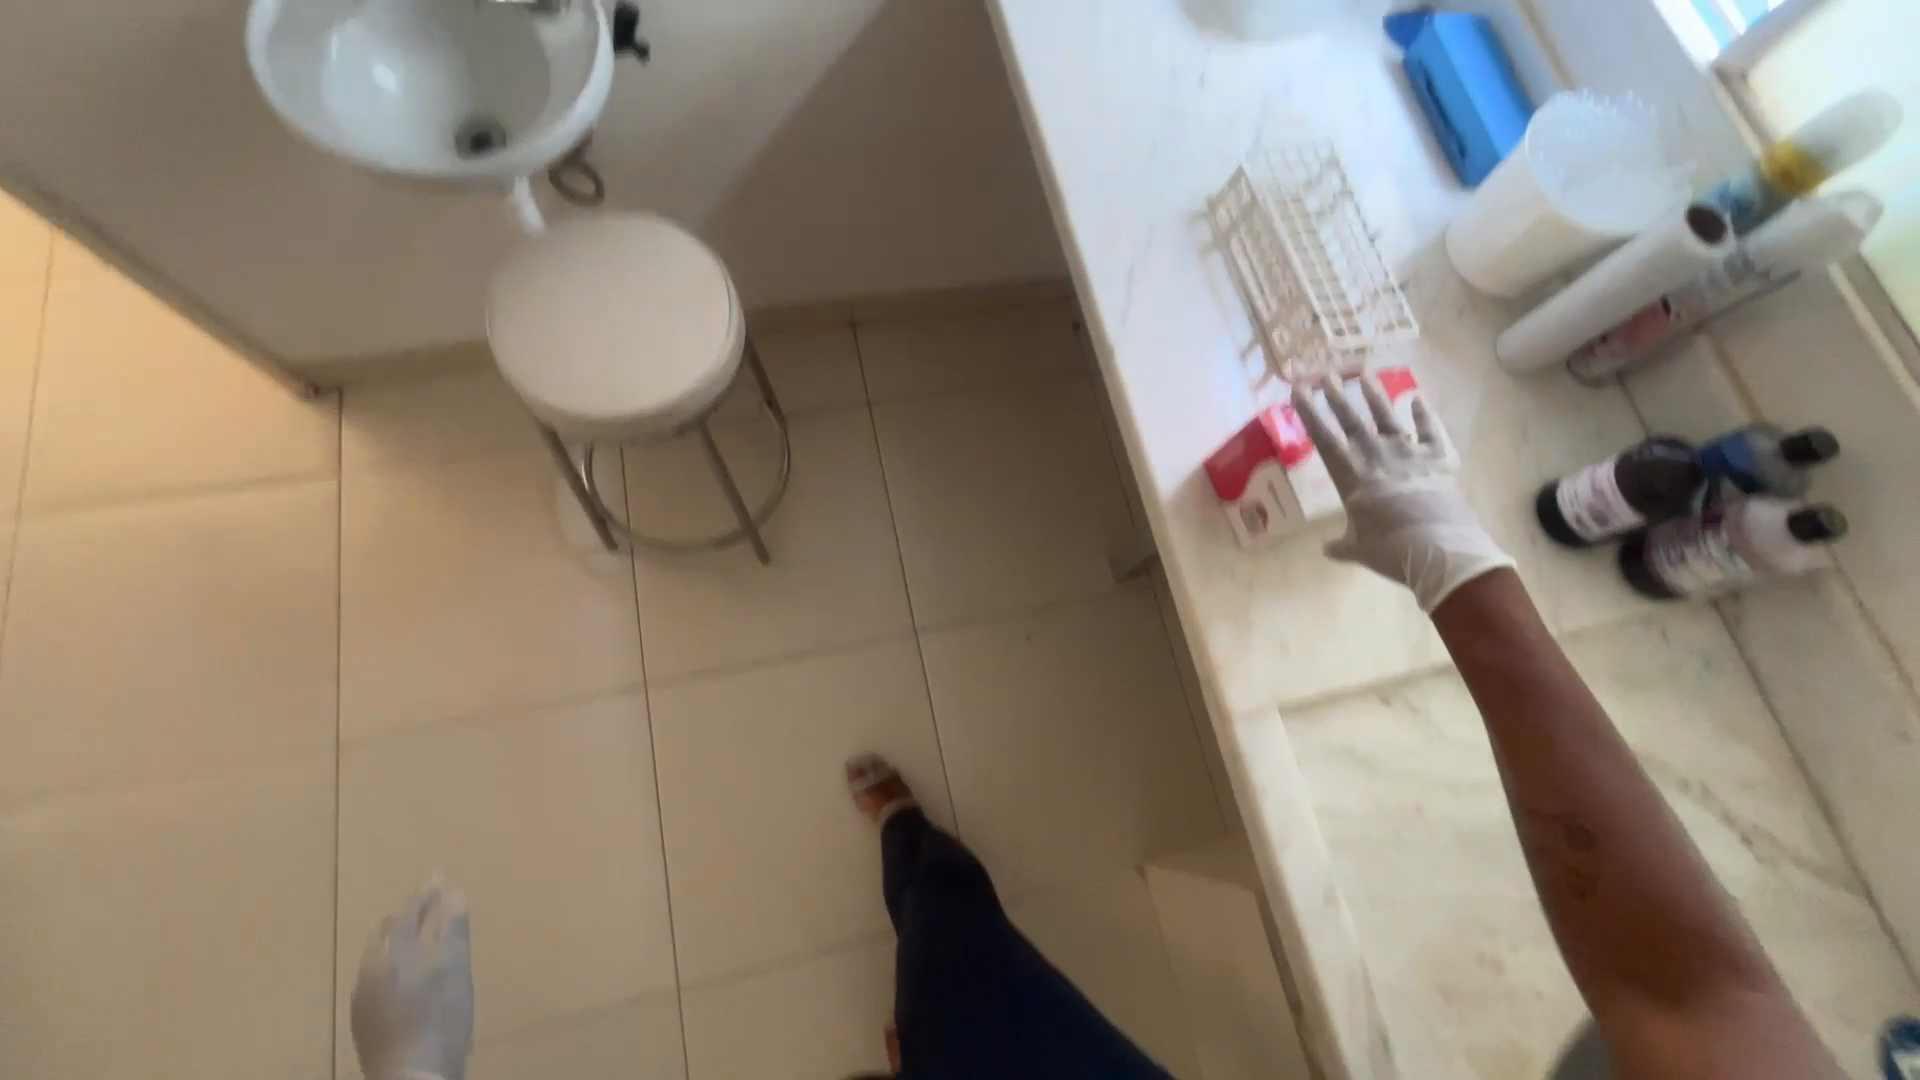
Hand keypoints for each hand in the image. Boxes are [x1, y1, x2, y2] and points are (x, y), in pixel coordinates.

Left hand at [351, 879, 474, 1079]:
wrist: (412, 1079)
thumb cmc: (440, 1020)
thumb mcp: (456, 970)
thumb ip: (454, 931)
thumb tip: (454, 895)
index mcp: (392, 957)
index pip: (406, 914)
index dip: (424, 894)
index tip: (437, 875)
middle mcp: (371, 973)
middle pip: (387, 934)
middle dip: (408, 913)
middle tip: (427, 896)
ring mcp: (365, 999)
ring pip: (380, 955)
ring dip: (399, 936)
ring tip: (417, 928)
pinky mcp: (366, 1020)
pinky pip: (378, 975)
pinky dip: (394, 960)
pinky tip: (406, 969)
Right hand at [1292, 374, 1513, 612]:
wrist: (1440, 549)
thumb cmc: (1389, 550)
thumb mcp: (1357, 549)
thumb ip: (1341, 544)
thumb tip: (1328, 549)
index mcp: (1350, 477)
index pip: (1323, 437)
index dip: (1309, 412)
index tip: (1298, 390)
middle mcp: (1376, 456)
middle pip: (1351, 420)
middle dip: (1336, 396)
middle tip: (1325, 374)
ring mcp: (1409, 454)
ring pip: (1387, 417)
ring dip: (1374, 395)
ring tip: (1363, 374)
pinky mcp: (1438, 459)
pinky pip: (1430, 431)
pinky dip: (1424, 415)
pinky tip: (1418, 399)